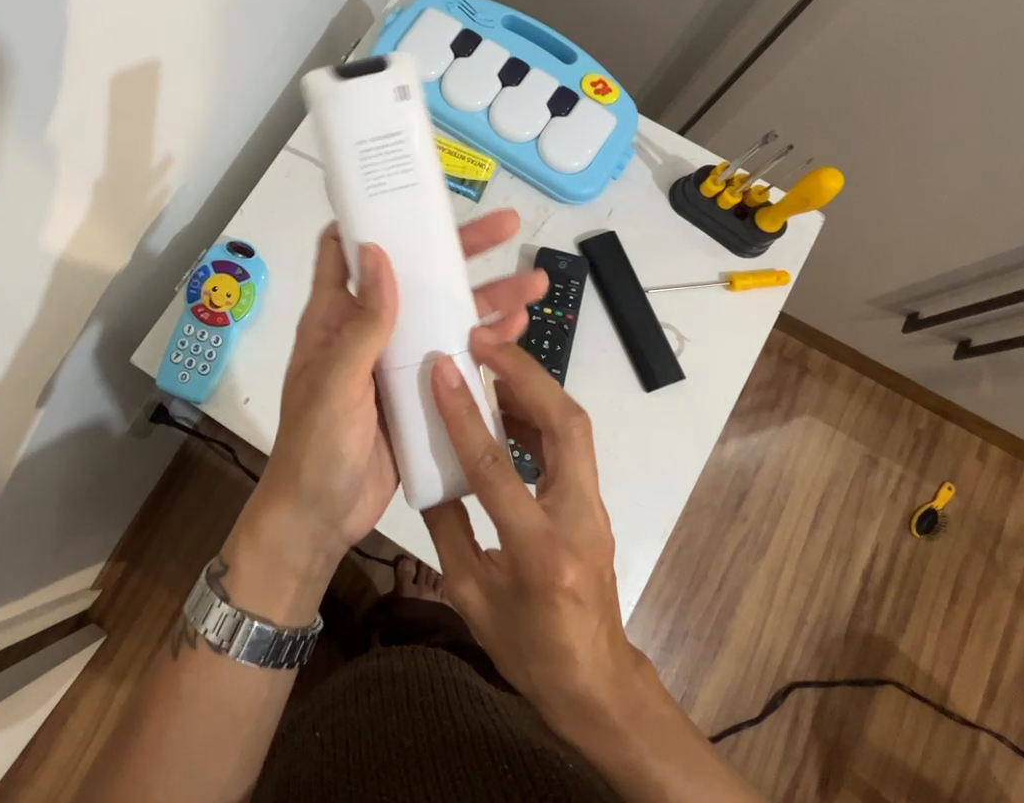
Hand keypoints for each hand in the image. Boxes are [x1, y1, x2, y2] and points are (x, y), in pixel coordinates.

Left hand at [255, 211, 547, 559]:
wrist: (322, 517)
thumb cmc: (317, 444)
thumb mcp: (336, 379)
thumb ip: (362, 322)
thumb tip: (377, 252)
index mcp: (334, 320)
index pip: (347, 252)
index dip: (376, 221)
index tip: (414, 196)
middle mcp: (367, 333)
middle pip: (416, 278)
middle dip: (460, 252)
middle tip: (509, 227)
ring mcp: (397, 364)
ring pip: (445, 317)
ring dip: (487, 299)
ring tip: (535, 283)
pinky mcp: (421, 396)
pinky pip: (456, 360)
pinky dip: (486, 344)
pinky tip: (519, 332)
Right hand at [423, 328, 761, 801]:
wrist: (595, 682)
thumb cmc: (528, 650)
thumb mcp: (470, 595)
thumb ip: (449, 527)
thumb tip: (427, 471)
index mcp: (538, 549)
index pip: (497, 467)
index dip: (466, 414)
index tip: (444, 369)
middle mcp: (577, 518)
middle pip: (565, 425)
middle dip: (526, 375)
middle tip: (483, 341)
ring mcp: (594, 509)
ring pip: (575, 428)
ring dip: (535, 388)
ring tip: (491, 362)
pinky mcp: (594, 505)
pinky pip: (571, 446)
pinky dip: (540, 415)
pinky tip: (508, 407)